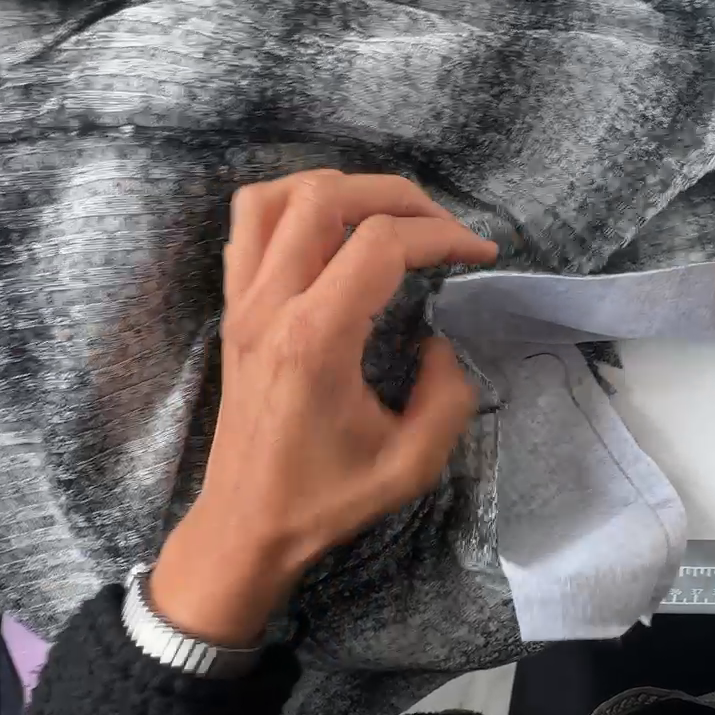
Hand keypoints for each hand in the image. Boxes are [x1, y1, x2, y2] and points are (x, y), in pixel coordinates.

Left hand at [149, 171, 497, 645]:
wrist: (247, 526)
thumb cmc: (328, 499)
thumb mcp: (413, 464)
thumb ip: (448, 395)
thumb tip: (438, 341)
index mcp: (317, 340)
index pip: (382, 244)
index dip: (444, 237)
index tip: (481, 254)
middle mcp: (271, 305)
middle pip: (328, 197)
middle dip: (401, 196)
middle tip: (445, 226)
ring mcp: (243, 303)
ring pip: (278, 197)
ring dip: (343, 189)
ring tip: (389, 215)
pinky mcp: (233, 310)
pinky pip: (250, 225)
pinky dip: (294, 205)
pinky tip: (332, 230)